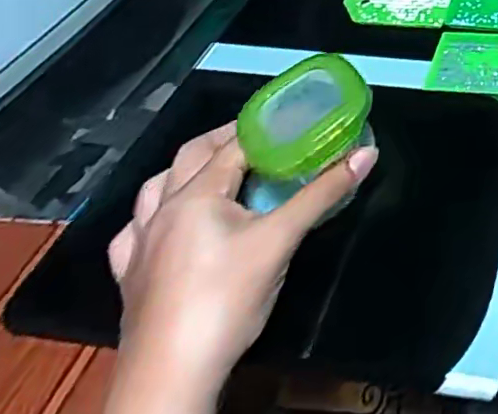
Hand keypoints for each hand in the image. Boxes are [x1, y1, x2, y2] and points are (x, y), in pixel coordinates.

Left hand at [102, 123, 376, 413]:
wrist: (170, 378)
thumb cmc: (227, 298)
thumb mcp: (283, 240)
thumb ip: (324, 193)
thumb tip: (367, 153)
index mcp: (195, 196)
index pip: (232, 146)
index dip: (264, 128)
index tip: (294, 118)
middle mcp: (161, 212)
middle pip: (190, 156)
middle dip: (225, 139)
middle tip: (265, 137)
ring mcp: (138, 245)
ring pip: (156, 188)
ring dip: (187, 170)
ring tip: (220, 169)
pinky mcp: (129, 276)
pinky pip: (135, 230)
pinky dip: (156, 214)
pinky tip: (170, 223)